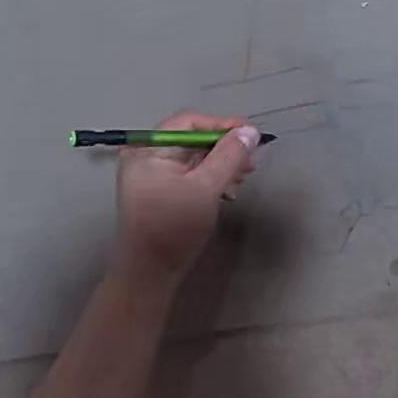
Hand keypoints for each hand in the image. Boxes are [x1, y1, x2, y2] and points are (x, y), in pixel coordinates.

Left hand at [113, 112, 260, 283]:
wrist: (148, 275)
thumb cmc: (173, 228)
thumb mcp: (205, 188)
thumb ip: (228, 156)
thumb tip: (249, 131)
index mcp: (148, 148)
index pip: (189, 123)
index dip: (222, 125)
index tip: (251, 134)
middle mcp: (146, 155)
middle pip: (191, 138)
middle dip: (224, 146)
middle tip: (252, 159)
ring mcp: (151, 174)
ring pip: (193, 157)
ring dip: (220, 162)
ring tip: (244, 174)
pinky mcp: (159, 191)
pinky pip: (188, 173)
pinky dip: (209, 176)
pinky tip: (228, 187)